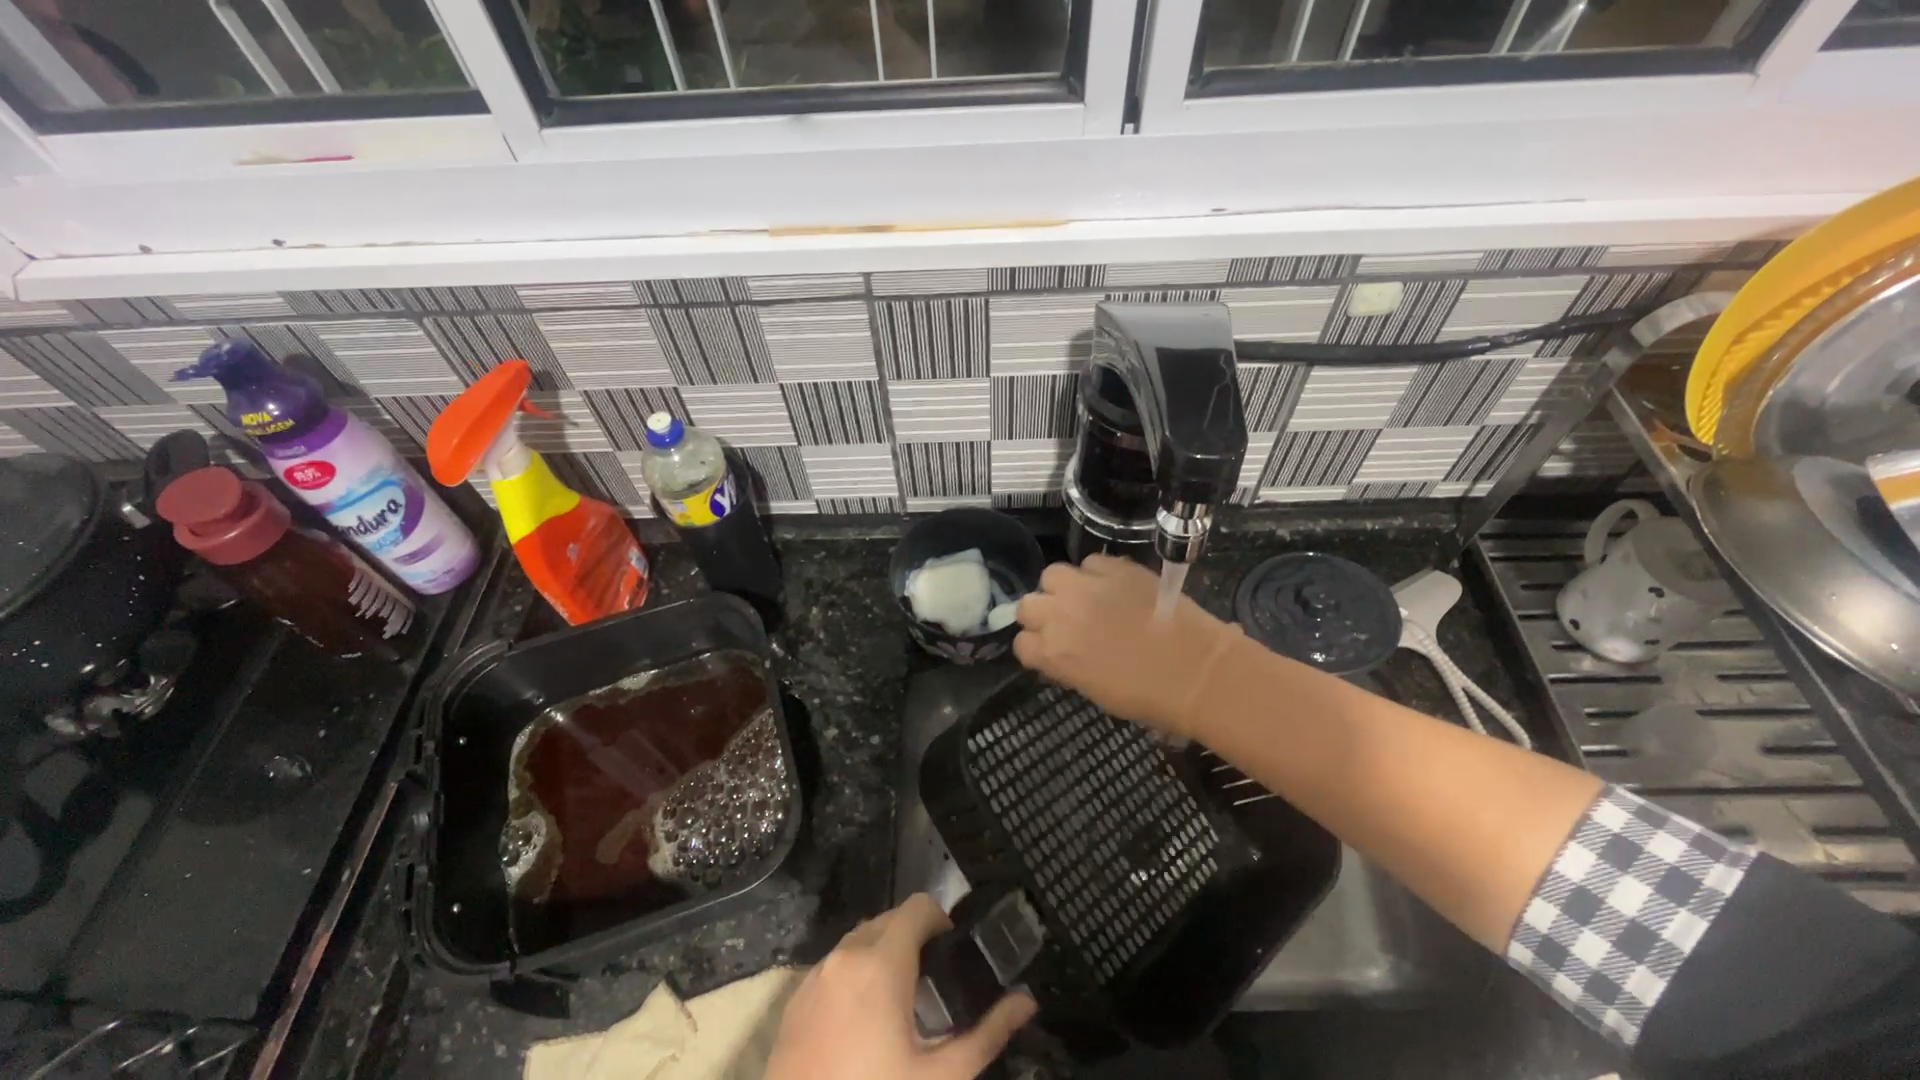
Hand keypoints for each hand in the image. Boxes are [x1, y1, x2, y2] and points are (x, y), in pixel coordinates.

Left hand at [764, 893, 1037, 1079]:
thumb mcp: (940, 1076)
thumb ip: (986, 1034)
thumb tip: (1026, 1002)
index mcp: (881, 963)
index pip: (917, 907)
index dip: (942, 921)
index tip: (955, 954)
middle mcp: (844, 956)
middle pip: (888, 919)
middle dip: (915, 938)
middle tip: (936, 983)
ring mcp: (814, 975)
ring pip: (858, 940)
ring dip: (884, 953)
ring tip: (904, 1002)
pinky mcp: (795, 999)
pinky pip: (834, 965)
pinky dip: (855, 973)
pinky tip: (867, 1019)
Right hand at [1014, 555, 1244, 737]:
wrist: (1196, 671)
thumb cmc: (1147, 696)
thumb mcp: (1093, 689)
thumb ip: (1067, 665)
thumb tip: (1061, 653)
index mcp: (1053, 653)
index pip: (1022, 644)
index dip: (1036, 647)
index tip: (1052, 651)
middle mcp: (1060, 614)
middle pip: (1028, 604)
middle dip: (1042, 614)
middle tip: (1065, 623)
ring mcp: (1087, 586)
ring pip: (1053, 575)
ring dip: (1062, 588)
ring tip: (1085, 598)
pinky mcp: (1116, 567)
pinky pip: (1091, 562)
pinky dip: (1096, 573)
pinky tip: (1113, 587)